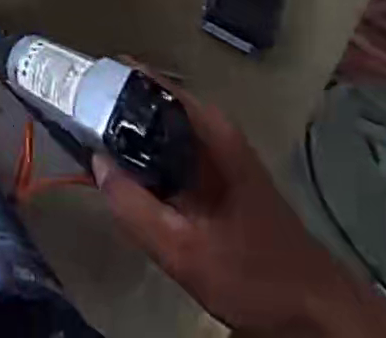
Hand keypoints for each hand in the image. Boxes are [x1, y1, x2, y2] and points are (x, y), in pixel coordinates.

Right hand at [94, 85, 385, 336]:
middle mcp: (213, 130)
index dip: (115, 79)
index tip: (79, 82)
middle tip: (72, 110)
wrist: (313, 306)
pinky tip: (120, 171)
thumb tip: (95, 162)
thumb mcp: (185, 250)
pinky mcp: (214, 175)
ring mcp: (216, 152)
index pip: (154, 84)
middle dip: (114, 104)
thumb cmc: (254, 272)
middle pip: (154, 102)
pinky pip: (170, 151)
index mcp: (210, 130)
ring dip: (127, 130)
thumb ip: (135, 207)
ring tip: (84, 132)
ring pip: (160, 128)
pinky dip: (143, 154)